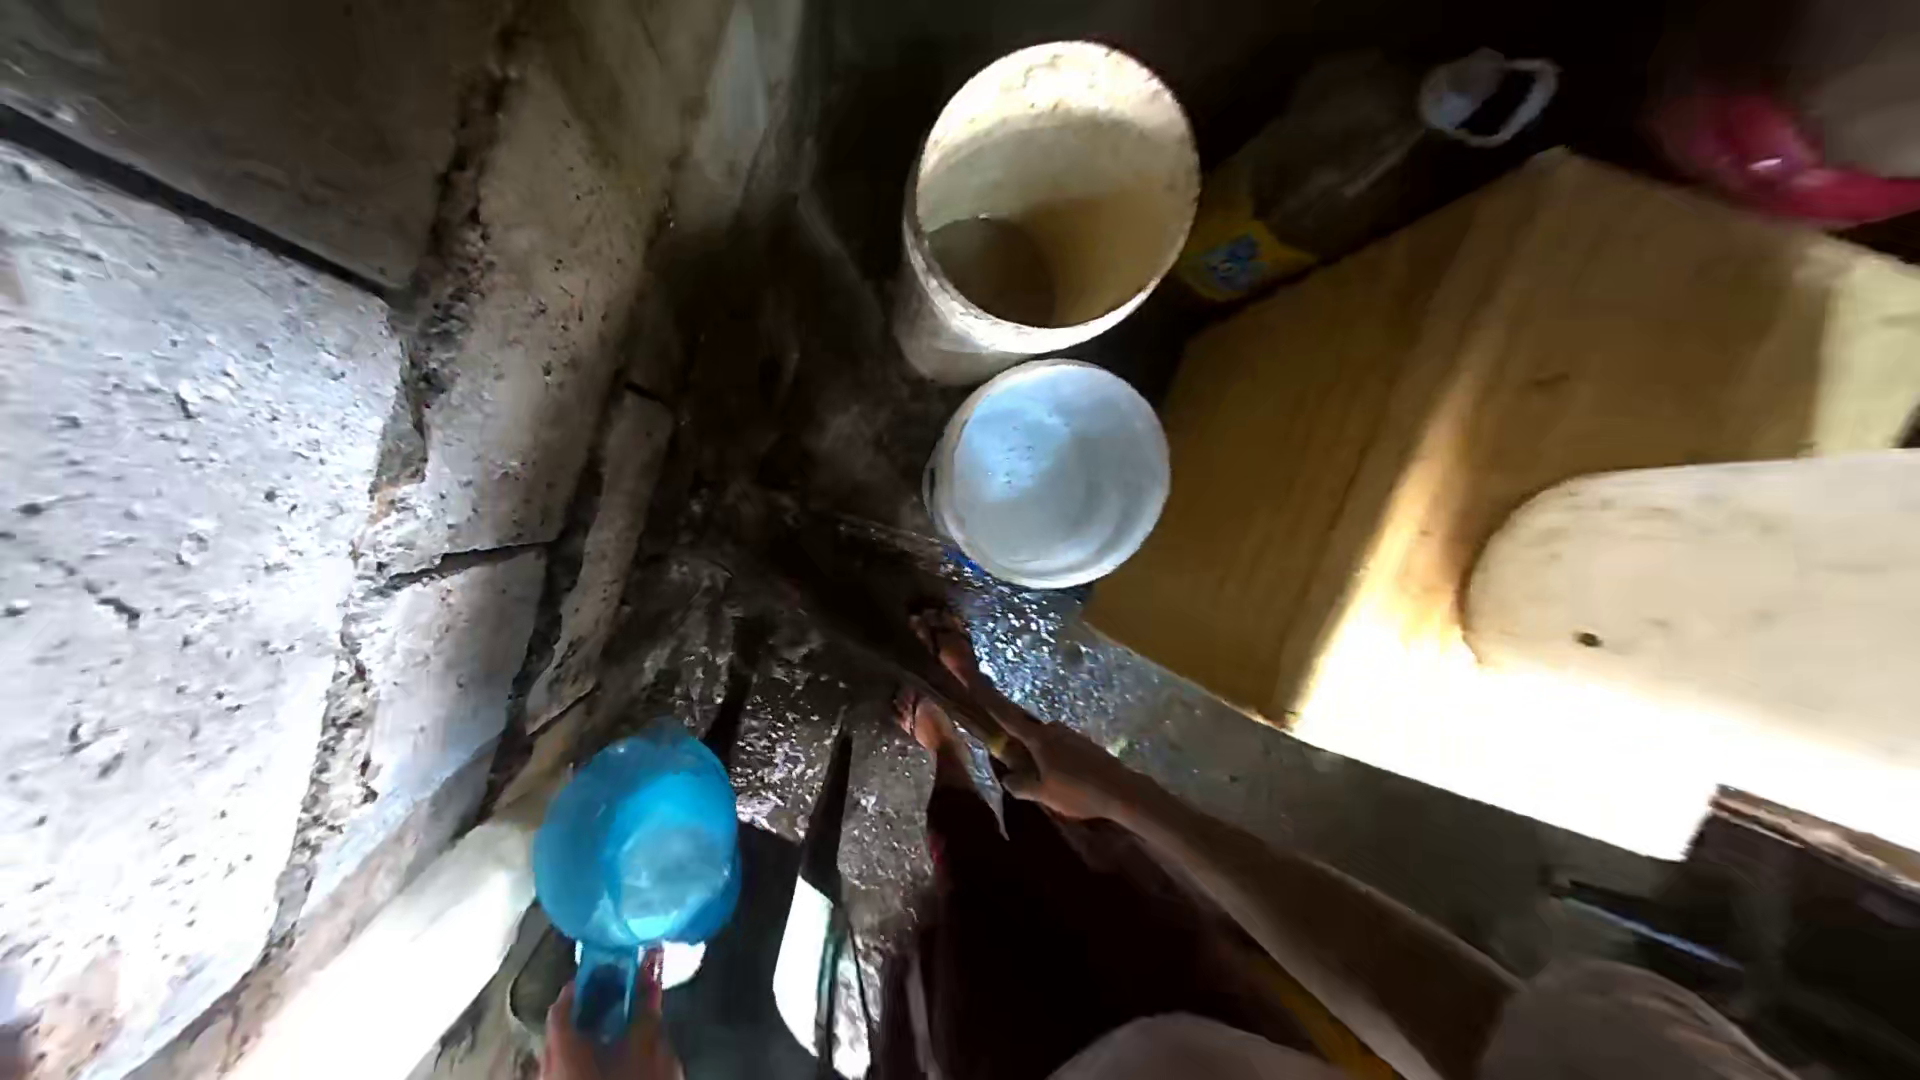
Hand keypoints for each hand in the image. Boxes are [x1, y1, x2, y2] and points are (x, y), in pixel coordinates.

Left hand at [542, 951, 682, 1079]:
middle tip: (622, 989)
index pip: (562, 1004)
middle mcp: (547, 1070)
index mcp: (561, 1050)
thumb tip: (652, 963)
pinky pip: (569, 1068)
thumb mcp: (646, 1042)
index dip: (585, 981)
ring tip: (622, 1017)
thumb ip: (647, 1001)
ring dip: (593, 1028)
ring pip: (566, 1048)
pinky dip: (590, 1052)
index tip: (611, 966)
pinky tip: (614, 1051)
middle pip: (563, 1025)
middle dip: (593, 1003)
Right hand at [995, 709, 1164, 821]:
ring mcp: (1072, 735)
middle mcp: (1054, 730)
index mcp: (1039, 739)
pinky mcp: (1086, 744)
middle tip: (1019, 761)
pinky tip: (1065, 776)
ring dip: (1043, 752)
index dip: (991, 702)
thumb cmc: (1077, 792)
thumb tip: (1006, 778)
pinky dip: (1058, 756)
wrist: (1120, 790)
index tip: (977, 683)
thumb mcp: (1044, 793)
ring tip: (1046, 776)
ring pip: (1048, 739)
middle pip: (1029, 731)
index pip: (1009, 718)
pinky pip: (1063, 746)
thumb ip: (1022, 785)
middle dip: (1022, 742)